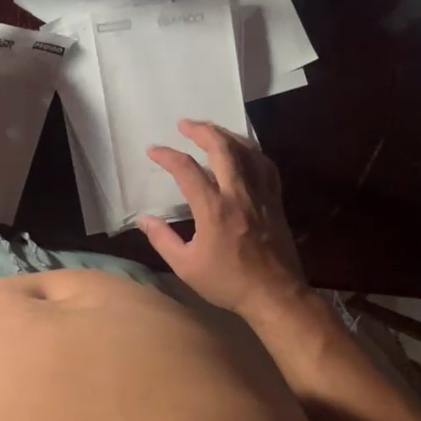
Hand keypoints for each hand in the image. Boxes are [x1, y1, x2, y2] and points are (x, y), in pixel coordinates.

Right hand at [138, 119, 303, 314]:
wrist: (276, 296)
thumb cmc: (228, 282)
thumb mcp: (186, 266)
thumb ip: (162, 239)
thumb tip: (143, 219)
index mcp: (214, 209)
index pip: (187, 170)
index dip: (168, 155)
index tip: (154, 151)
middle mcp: (238, 194)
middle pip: (222, 149)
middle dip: (202, 130)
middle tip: (185, 124)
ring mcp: (261, 195)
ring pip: (247, 152)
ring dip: (227, 135)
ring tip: (211, 130)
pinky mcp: (275, 201)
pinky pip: (266, 166)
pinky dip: (252, 152)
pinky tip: (243, 151)